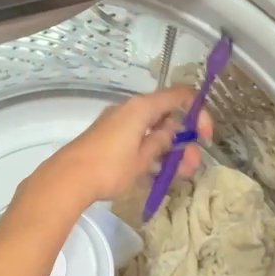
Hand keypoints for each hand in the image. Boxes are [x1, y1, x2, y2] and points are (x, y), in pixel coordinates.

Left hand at [27, 88, 213, 210]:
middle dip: (183, 142)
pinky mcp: (108, 140)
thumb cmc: (110, 168)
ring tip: (178, 177)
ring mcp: (117, 125)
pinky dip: (150, 156)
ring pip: (152, 133)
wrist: (68, 178)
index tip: (205, 137)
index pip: (179, 97)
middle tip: (191, 167)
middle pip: (166, 118)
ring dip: (168, 152)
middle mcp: (130, 110)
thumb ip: (161, 142)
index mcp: (142, 108)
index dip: (198, 113)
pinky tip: (157, 178)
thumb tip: (173, 130)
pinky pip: (136, 142)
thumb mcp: (143, 158)